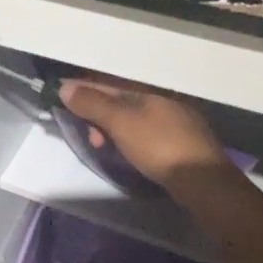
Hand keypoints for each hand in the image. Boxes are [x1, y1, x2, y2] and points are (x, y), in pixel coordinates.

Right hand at [58, 76, 229, 189]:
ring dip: (111, 129)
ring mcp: (174, 119)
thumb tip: (65, 87)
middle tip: (90, 138)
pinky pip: (144, 131)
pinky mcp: (181, 141)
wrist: (204, 180)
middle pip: (118, 100)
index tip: (59, 98)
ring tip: (104, 148)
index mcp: (146, 89)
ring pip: (132, 117)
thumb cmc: (159, 145)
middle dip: (96, 114)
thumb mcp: (120, 123)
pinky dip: (128, 138)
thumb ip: (93, 104)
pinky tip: (127, 152)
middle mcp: (161, 98)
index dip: (81, 89)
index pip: (105, 83)